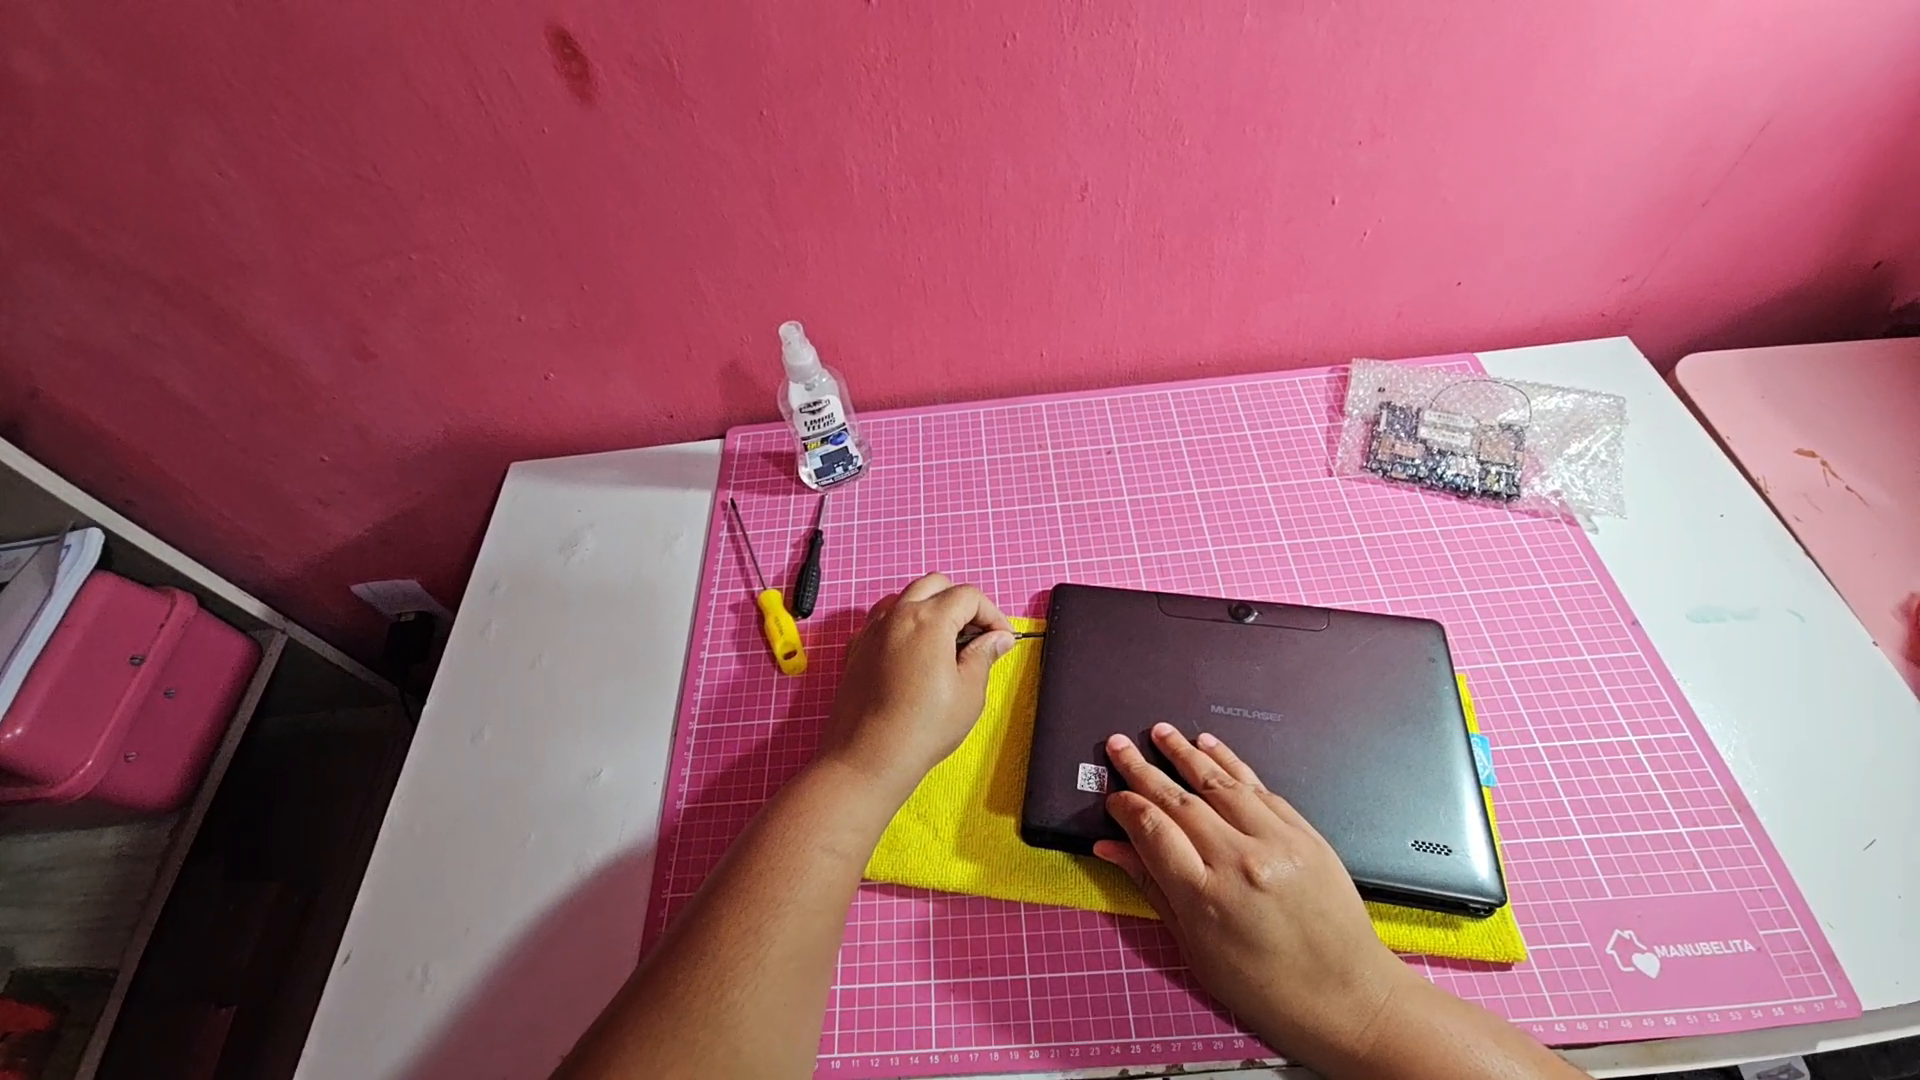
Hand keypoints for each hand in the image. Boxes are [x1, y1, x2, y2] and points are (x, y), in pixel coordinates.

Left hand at [818, 573, 1014, 799]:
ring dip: (930, 607)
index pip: (968, 596)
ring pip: (905, 597)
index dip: (992, 613)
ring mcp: (872, 630)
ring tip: (945, 640)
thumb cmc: (920, 729)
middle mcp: (897, 615)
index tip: (1000, 637)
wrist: (869, 757)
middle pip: (934, 585)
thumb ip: (984, 656)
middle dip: (961, 602)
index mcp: (928, 620)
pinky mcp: (857, 649)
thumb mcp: (969, 692)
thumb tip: (996, 639)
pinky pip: (882, 619)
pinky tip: (913, 652)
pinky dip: (903, 623)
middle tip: (976, 633)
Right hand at [1093, 724, 1418, 1067]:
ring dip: (1185, 752)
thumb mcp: (1193, 946)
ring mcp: (1276, 843)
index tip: (1113, 796)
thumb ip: (1150, 887)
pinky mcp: (1304, 834)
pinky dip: (1231, 762)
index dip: (1126, 806)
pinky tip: (1209, 746)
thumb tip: (1110, 848)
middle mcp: (1241, 862)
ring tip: (1160, 732)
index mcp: (1206, 897)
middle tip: (1119, 745)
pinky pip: (1259, 787)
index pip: (1152, 830)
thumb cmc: (1266, 987)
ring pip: (1219, 782)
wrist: (1349, 999)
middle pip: (1179, 800)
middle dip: (1142, 769)